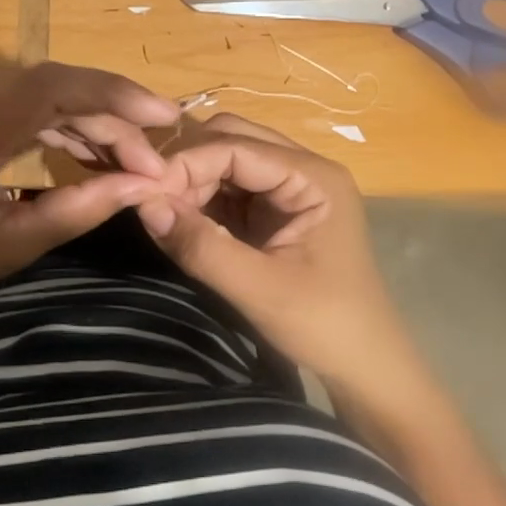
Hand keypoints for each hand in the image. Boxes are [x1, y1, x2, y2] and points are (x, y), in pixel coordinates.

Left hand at [0, 63, 180, 313]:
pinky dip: (44, 122)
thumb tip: (143, 187)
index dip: (120, 96)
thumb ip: (79, 208)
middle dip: (106, 115)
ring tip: (122, 157)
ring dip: (78, 118)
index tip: (167, 118)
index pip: (60, 85)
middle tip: (148, 158)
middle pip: (49, 84)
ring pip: (27, 91)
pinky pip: (2, 103)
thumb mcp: (6, 244)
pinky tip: (72, 151)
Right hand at [136, 114, 417, 387]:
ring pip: (225, 162)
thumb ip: (203, 246)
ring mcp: (288, 191)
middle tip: (149, 200)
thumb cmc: (323, 324)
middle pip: (230, 140)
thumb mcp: (259, 289)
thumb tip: (145, 205)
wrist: (363, 365)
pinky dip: (199, 200)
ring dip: (191, 182)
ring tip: (160, 213)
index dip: (187, 162)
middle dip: (188, 165)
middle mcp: (302, 170)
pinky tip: (178, 221)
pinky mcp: (273, 214)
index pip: (236, 145)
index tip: (142, 190)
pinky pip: (227, 190)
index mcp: (313, 177)